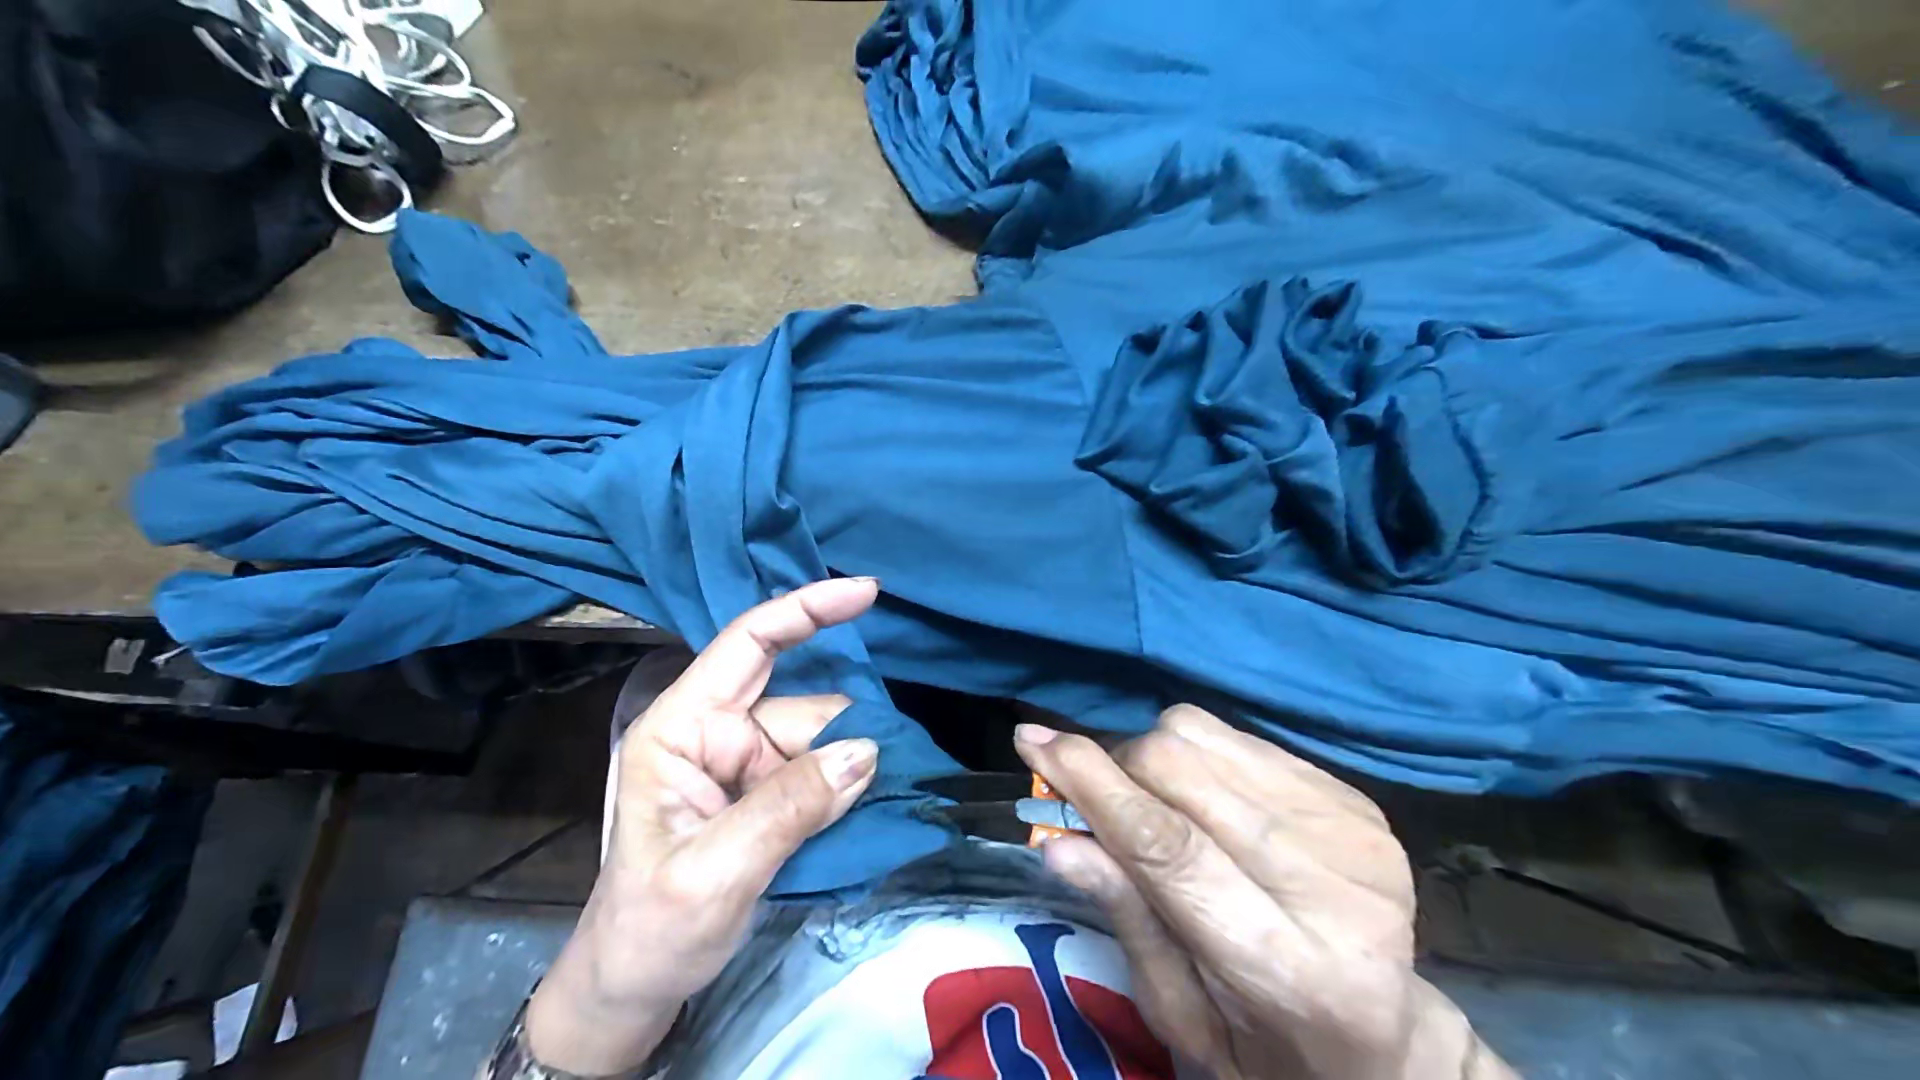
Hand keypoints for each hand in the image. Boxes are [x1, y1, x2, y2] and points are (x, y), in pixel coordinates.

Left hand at [526, 578, 882, 1075]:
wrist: (636, 989)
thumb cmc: (648, 930)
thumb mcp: (711, 875)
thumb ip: (787, 809)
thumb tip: (867, 749)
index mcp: (682, 727)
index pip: (748, 645)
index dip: (806, 610)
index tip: (867, 592)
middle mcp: (718, 732)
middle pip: (803, 703)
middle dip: (845, 731)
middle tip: (884, 773)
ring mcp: (748, 764)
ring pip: (824, 741)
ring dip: (853, 769)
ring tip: (868, 811)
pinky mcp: (771, 793)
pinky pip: (825, 773)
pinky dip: (849, 786)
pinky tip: (866, 808)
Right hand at [1015, 706, 1512, 1079]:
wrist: (1390, 1043)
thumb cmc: (1263, 1048)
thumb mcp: (1179, 1016)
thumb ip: (1126, 918)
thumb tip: (1056, 843)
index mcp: (1287, 969)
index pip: (1167, 846)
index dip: (1092, 784)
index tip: (1031, 740)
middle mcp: (1332, 886)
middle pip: (1180, 769)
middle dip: (1116, 767)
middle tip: (1097, 797)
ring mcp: (1352, 831)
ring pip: (1202, 735)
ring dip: (1153, 756)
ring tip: (1158, 804)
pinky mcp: (1356, 799)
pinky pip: (1236, 736)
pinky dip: (1196, 755)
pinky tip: (1207, 800)